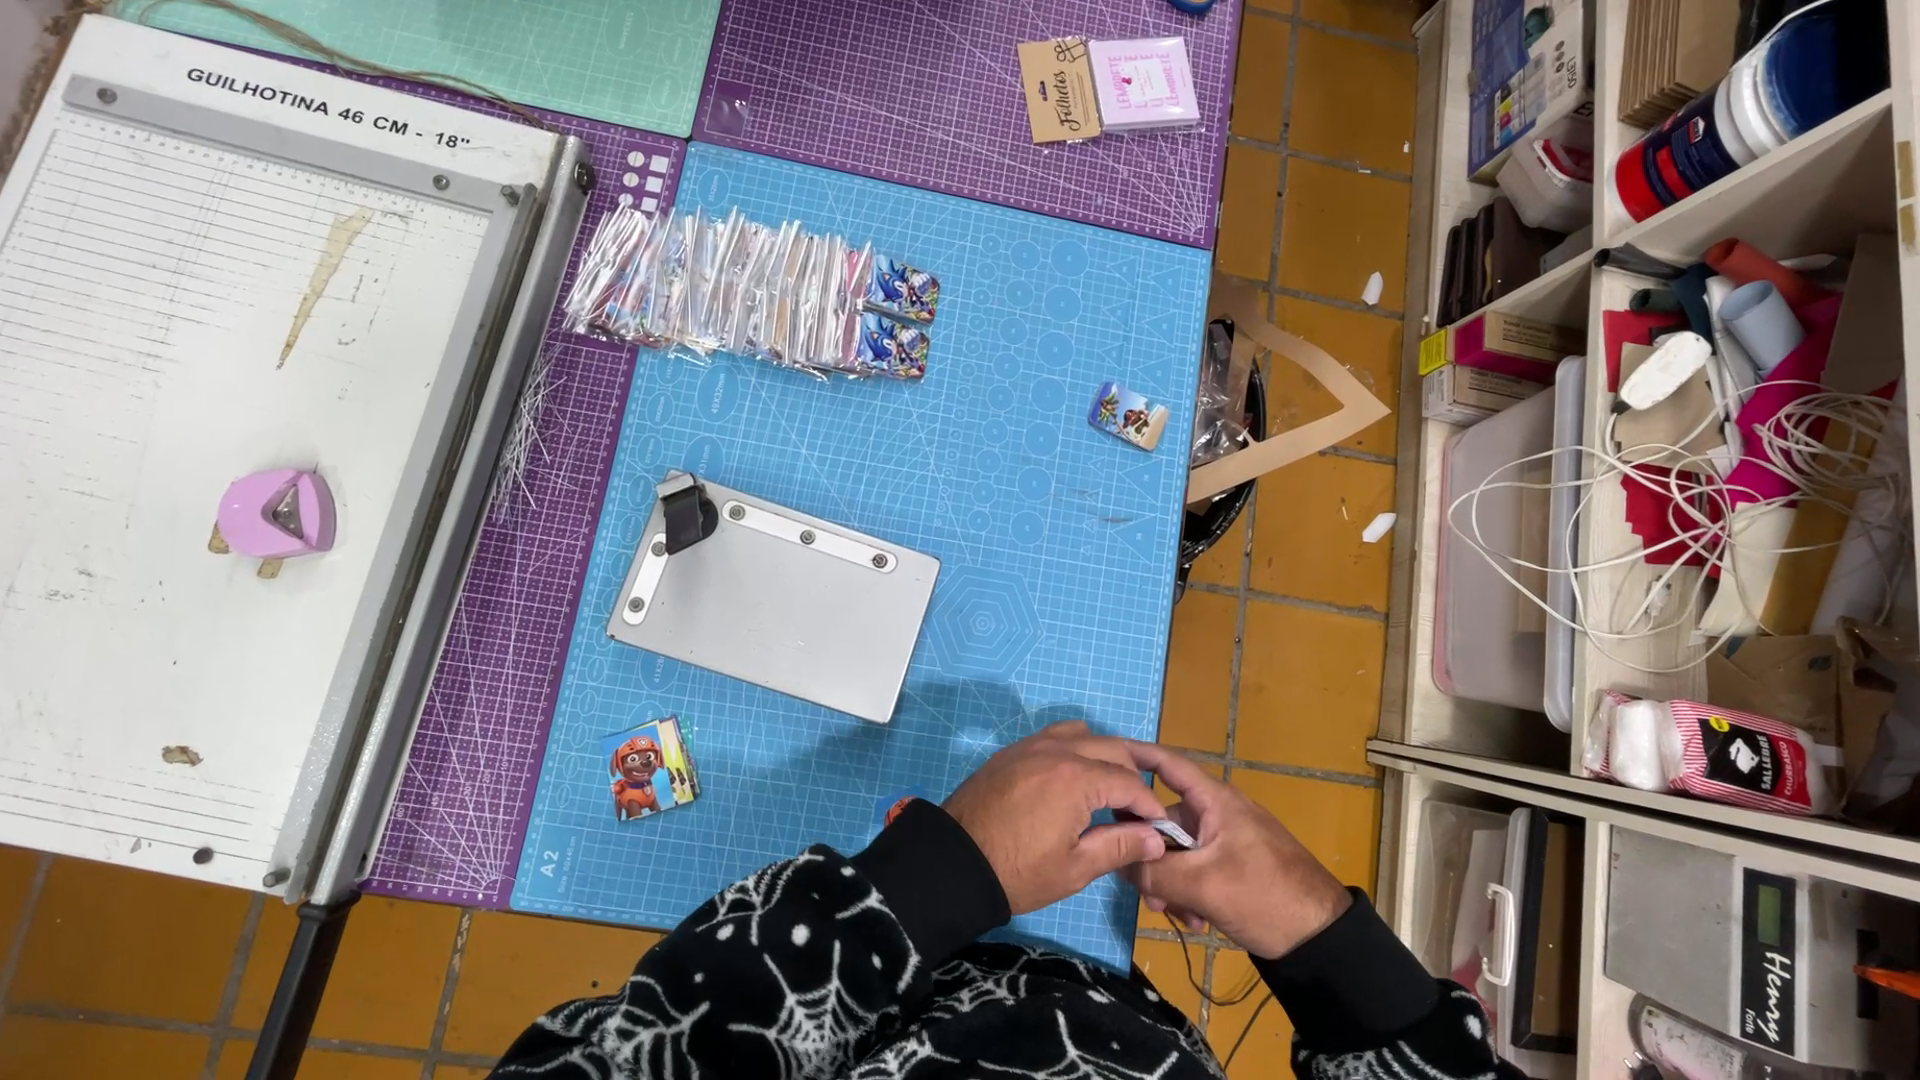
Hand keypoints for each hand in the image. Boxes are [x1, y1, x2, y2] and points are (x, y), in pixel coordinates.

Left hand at [944, 721, 1169, 914]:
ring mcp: (1032, 745)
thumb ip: (1119, 846)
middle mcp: (1057, 750)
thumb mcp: (1075, 868)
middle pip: (1113, 749)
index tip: (1159, 827)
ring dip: (1104, 755)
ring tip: (1108, 790)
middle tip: (1136, 811)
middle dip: (1133, 777)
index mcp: (1076, 778)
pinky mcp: (1013, 750)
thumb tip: (1156, 839)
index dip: (1149, 805)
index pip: (1130, 783)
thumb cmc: (1018, 872)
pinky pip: (1055, 735)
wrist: (954, 862)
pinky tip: (1074, 777)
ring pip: (1084, 734)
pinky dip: (1075, 747)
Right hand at [1123, 741, 1351, 958]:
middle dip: (1151, 856)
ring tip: (1179, 915)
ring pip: (1178, 851)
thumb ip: (1152, 870)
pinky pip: (1196, 869)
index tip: (1101, 758)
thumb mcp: (1201, 884)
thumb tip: (1116, 861)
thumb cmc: (1264, 896)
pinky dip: (1189, 891)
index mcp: (1214, 801)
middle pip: (1165, 820)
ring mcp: (1227, 840)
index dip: (1134, 756)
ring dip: (1170, 882)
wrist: (1323, 940)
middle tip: (1146, 892)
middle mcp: (1217, 812)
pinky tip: (1197, 920)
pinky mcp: (1234, 865)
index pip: (1167, 764)